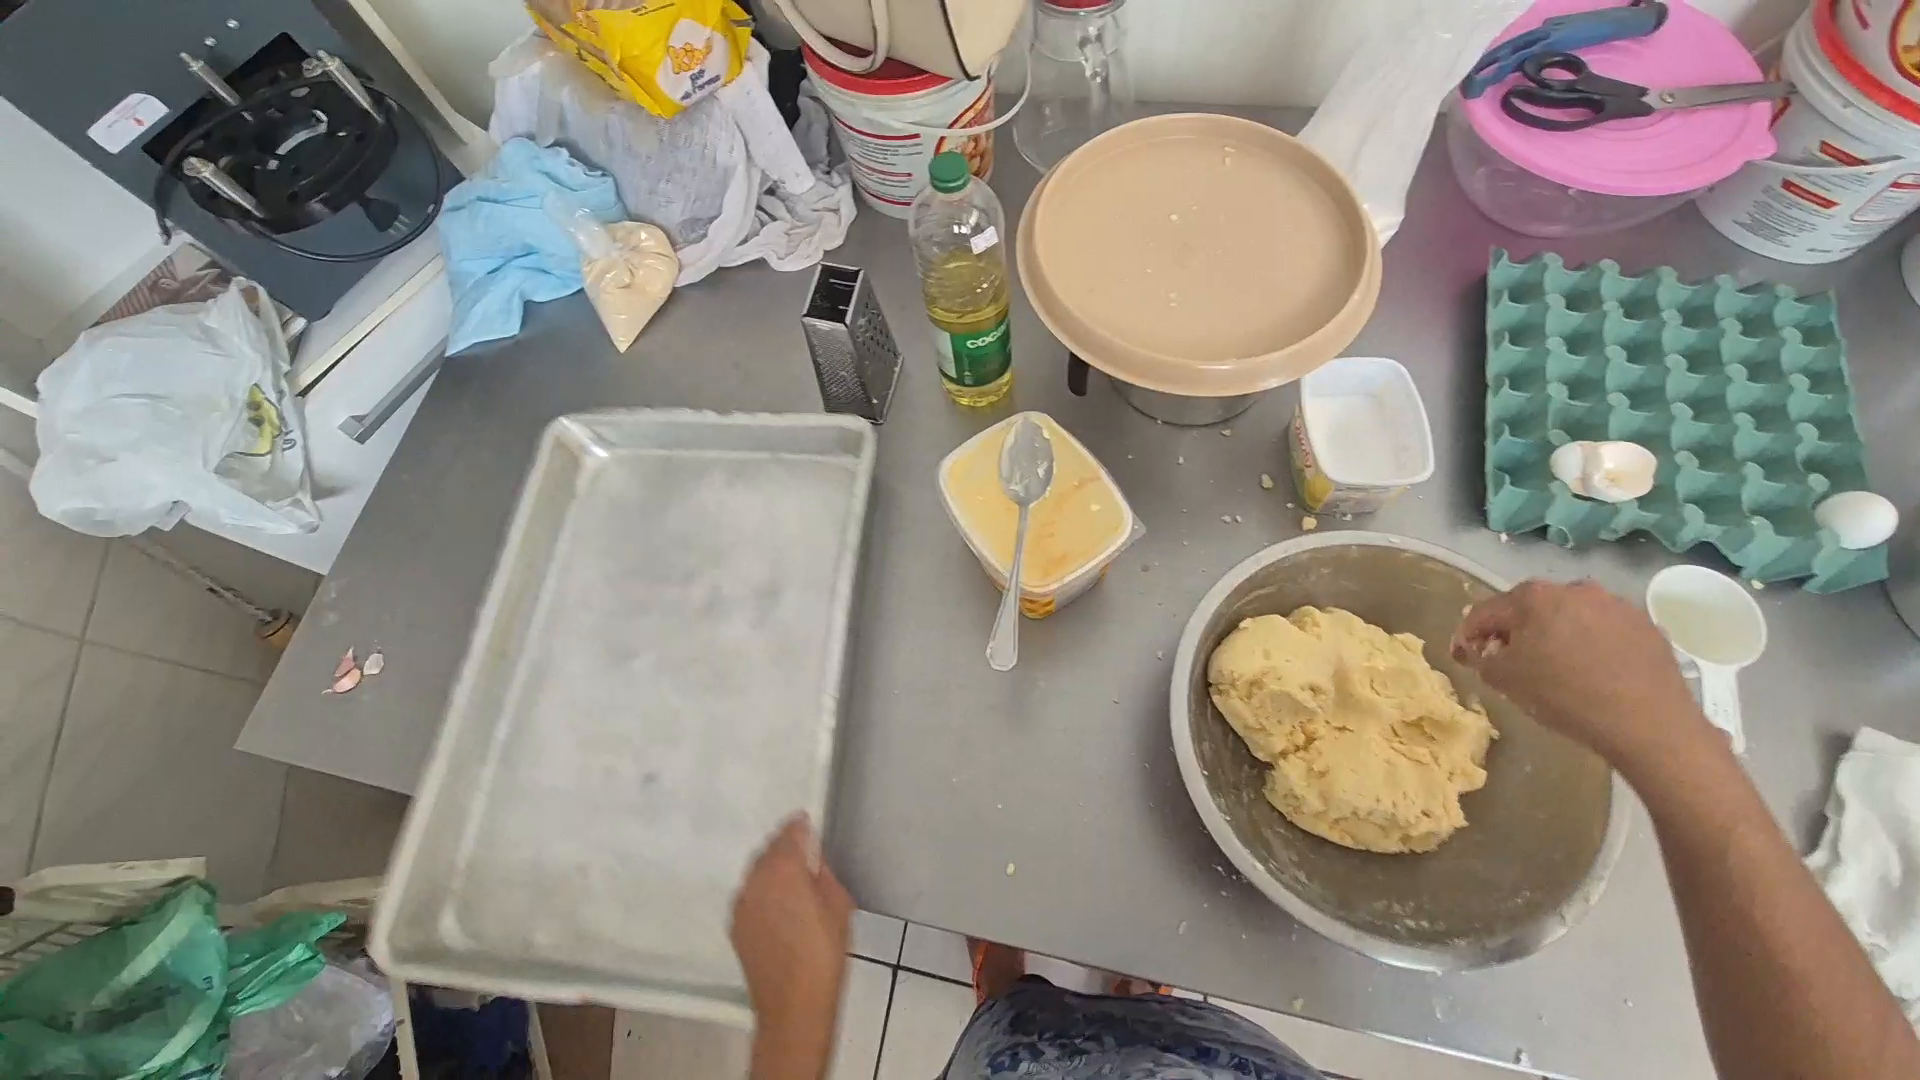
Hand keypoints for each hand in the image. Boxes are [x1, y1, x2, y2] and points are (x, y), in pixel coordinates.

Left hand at [731, 814, 851, 1075]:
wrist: (793, 1005)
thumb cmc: (824, 951)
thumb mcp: (839, 903)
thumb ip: (823, 873)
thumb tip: (812, 859)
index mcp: (784, 867)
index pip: (790, 832)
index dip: (800, 825)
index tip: (807, 821)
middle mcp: (756, 878)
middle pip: (769, 848)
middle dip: (784, 845)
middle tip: (803, 851)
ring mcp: (741, 902)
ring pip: (756, 871)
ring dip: (771, 867)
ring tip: (791, 878)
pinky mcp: (735, 924)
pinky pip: (749, 893)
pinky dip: (762, 889)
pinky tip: (777, 904)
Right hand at [1451, 579, 1713, 766]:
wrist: (1649, 724)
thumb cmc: (1564, 695)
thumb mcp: (1503, 679)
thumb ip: (1480, 656)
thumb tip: (1479, 648)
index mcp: (1533, 596)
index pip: (1485, 612)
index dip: (1469, 636)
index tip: (1465, 657)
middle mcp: (1575, 589)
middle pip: (1530, 610)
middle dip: (1516, 633)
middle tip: (1511, 663)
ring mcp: (1616, 605)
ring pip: (1570, 617)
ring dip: (1555, 636)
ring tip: (1556, 668)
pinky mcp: (1647, 626)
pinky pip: (1604, 631)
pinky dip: (1591, 645)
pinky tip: (1592, 672)